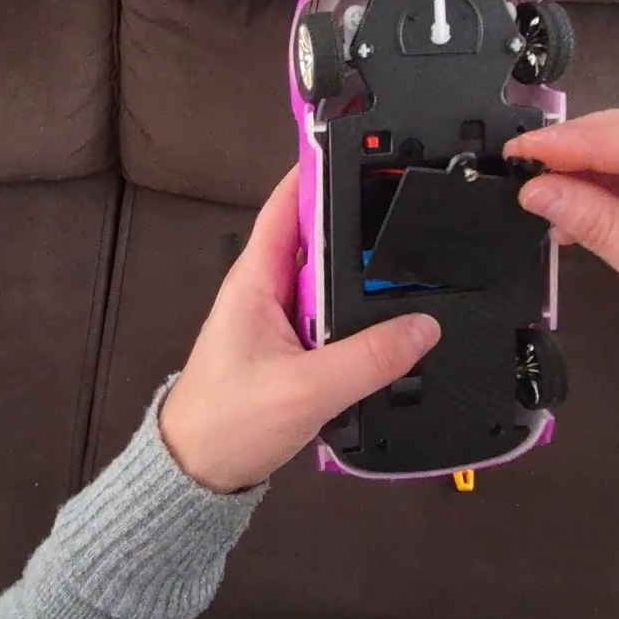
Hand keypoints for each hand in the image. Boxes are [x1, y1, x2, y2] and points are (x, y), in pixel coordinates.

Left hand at [159, 169, 441, 491]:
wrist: (198, 469)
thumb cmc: (227, 422)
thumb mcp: (305, 390)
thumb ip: (367, 359)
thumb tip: (420, 328)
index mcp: (255, 280)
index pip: (285, 207)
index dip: (315, 173)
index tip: (351, 150)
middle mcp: (264, 288)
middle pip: (314, 237)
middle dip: (352, 221)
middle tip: (399, 204)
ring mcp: (275, 315)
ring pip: (324, 277)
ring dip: (355, 271)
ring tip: (402, 261)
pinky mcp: (286, 343)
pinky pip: (326, 312)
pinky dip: (351, 308)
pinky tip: (379, 316)